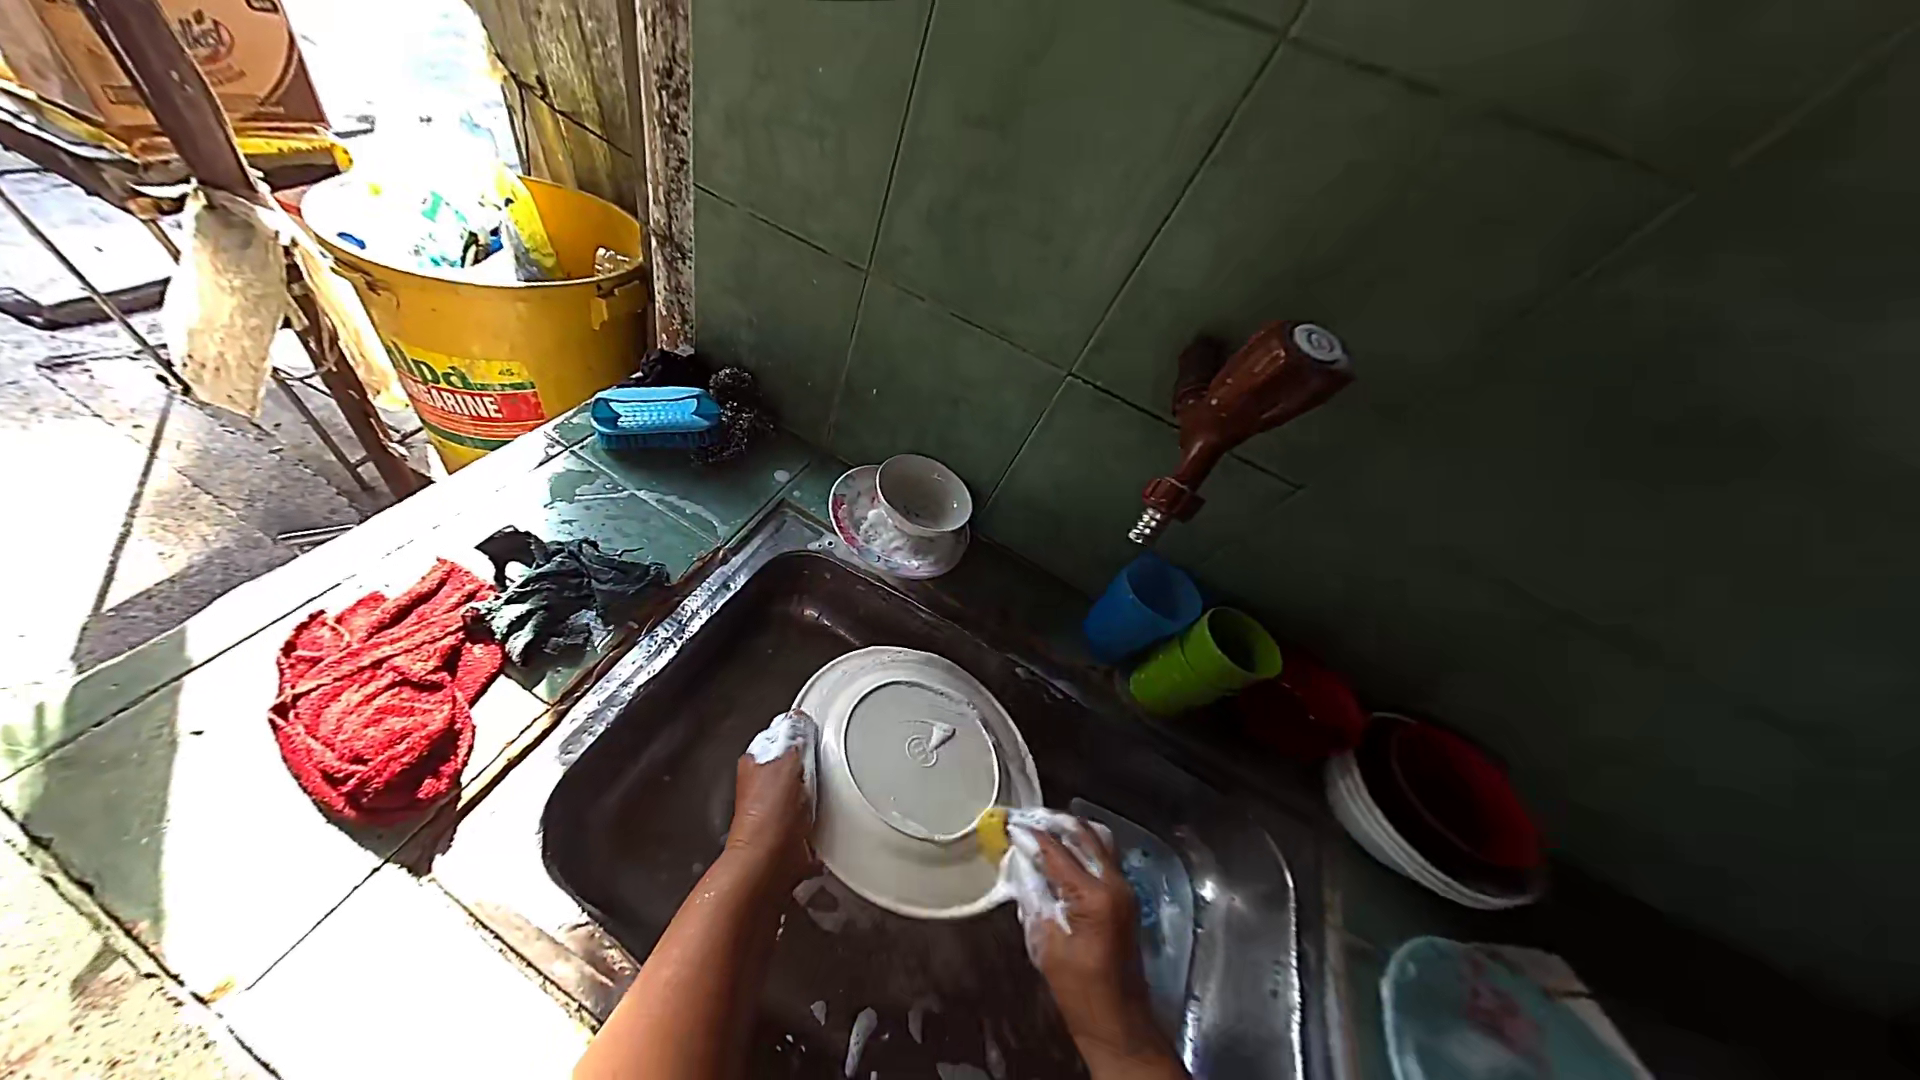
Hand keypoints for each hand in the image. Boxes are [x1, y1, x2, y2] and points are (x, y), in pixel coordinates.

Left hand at [725, 714, 815, 893]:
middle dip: (812, 768)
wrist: (769, 866)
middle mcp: (760, 789)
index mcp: (754, 765)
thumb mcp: (787, 763)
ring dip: (818, 795)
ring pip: (804, 793)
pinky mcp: (789, 836)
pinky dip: (821, 821)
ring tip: (830, 793)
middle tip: (828, 765)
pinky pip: (811, 820)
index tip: (817, 735)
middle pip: (794, 766)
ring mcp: (774, 813)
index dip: (799, 736)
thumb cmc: (769, 816)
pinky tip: (830, 819)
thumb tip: (798, 719)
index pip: (778, 738)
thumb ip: (794, 739)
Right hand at [1027, 827, 1187, 1079]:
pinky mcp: (1125, 896)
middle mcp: (1115, 883)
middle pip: (1083, 834)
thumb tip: (1021, 867)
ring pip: (1097, 839)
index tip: (1011, 824)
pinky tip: (1061, 851)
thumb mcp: (1046, 945)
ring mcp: (1124, 888)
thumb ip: (1034, 899)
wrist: (1118, 1024)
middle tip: (1026, 819)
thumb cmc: (1079, 992)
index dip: (1031, 836)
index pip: (1057, 851)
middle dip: (1053, 823)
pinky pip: (1103, 855)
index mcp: (1094, 896)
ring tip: (1042, 829)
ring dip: (1069, 830)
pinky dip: (1082, 845)